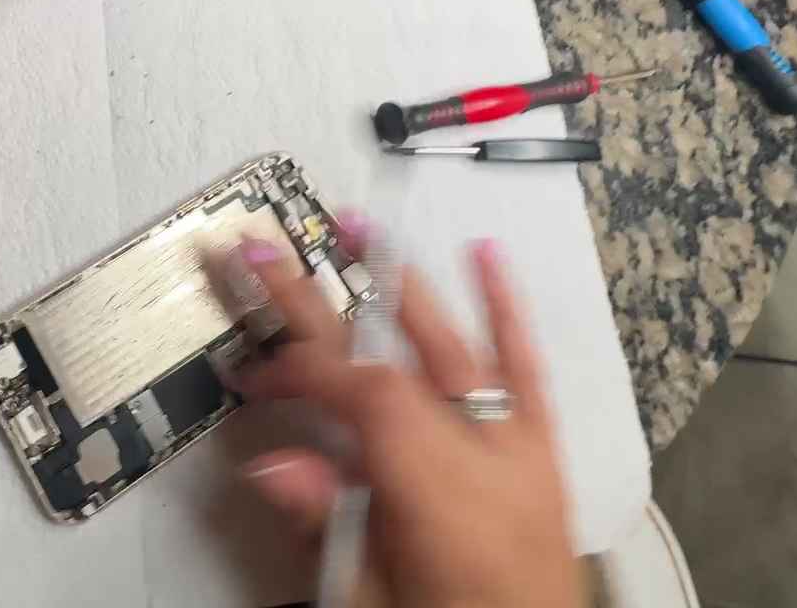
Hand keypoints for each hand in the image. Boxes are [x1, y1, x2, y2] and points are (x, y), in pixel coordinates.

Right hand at [237, 227, 583, 607]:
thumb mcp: (368, 599)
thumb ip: (321, 525)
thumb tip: (269, 462)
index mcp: (438, 494)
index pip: (361, 395)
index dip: (301, 365)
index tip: (257, 364)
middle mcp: (481, 457)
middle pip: (388, 355)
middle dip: (318, 300)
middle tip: (268, 253)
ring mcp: (515, 446)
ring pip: (451, 344)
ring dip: (397, 279)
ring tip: (355, 224)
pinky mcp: (539, 449)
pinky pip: (524, 368)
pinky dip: (505, 307)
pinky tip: (486, 254)